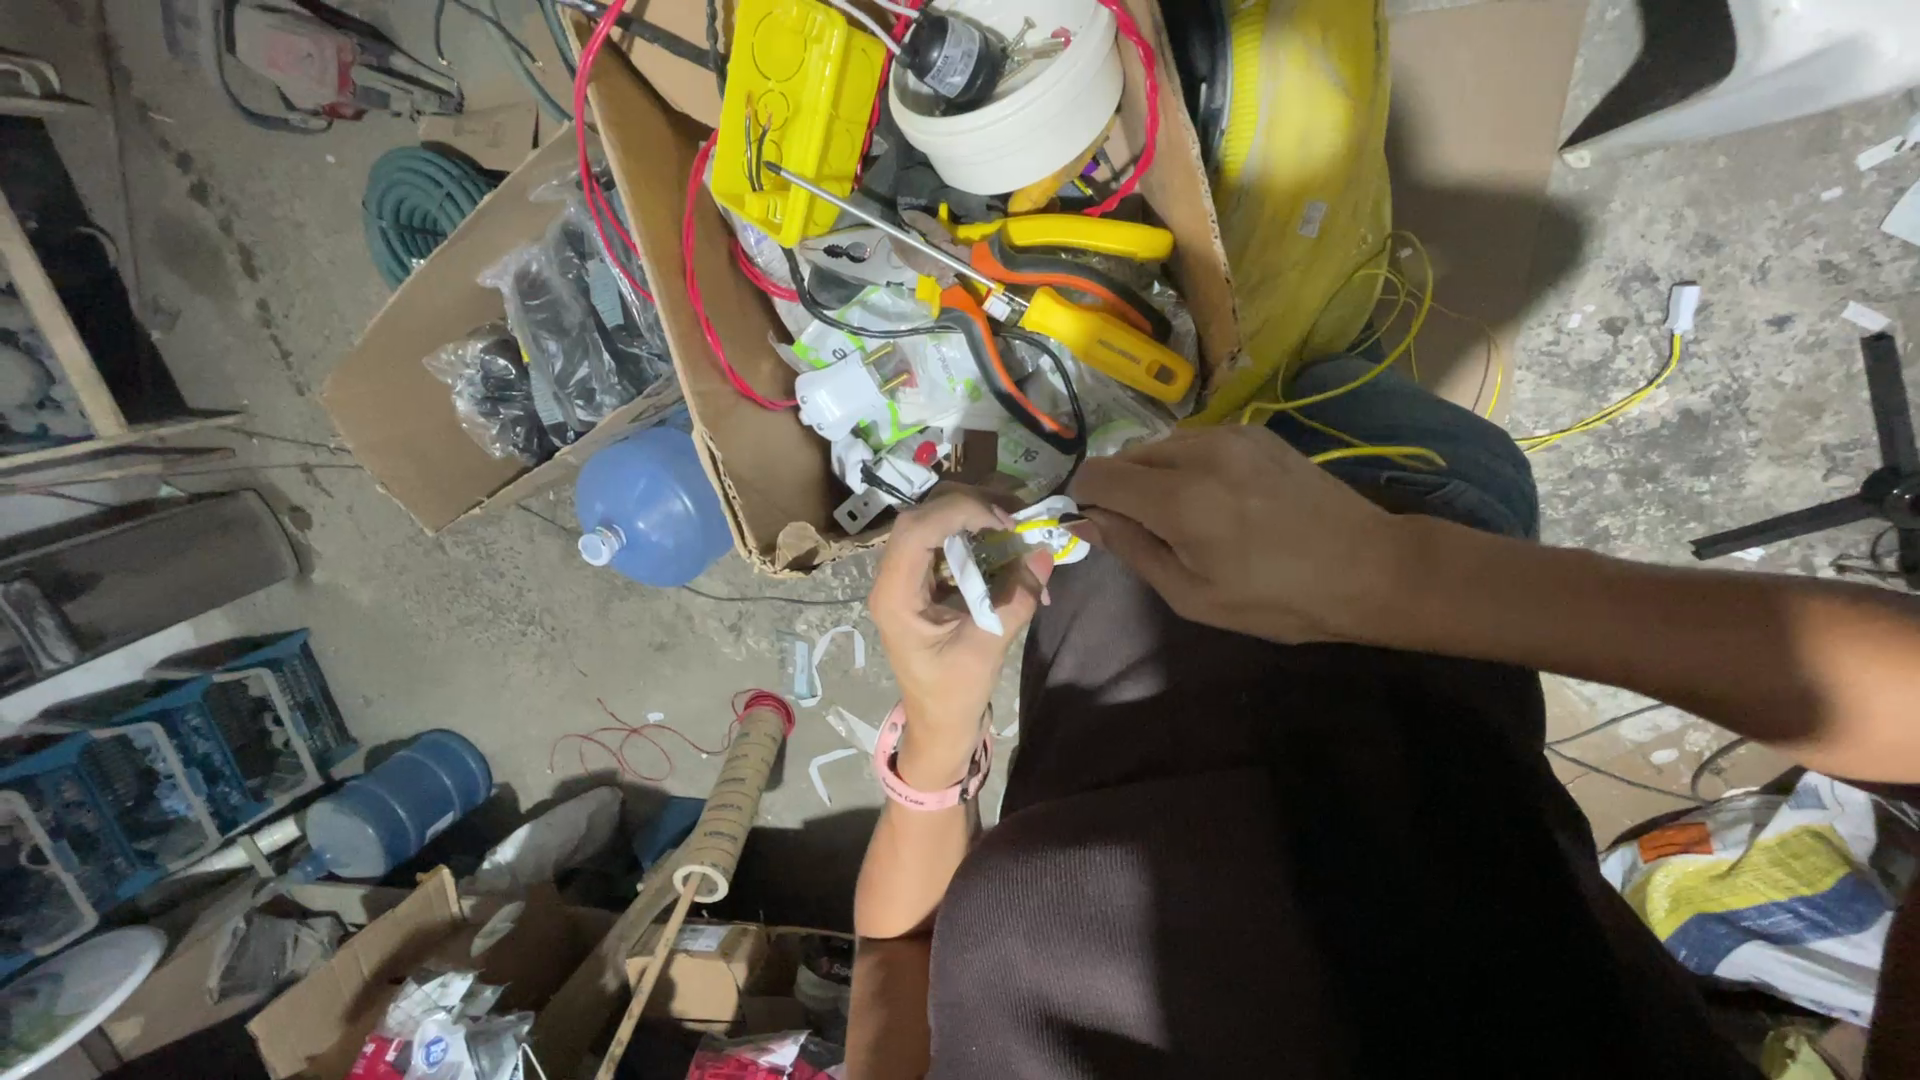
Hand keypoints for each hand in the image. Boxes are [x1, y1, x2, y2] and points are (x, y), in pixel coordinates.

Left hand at [869, 489, 1053, 766]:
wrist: (938, 724)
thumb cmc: (953, 694)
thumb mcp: (986, 650)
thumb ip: (1014, 601)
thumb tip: (1045, 554)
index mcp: (895, 596)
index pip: (915, 530)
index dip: (958, 513)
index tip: (1002, 523)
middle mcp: (893, 578)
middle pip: (922, 516)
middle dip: (969, 508)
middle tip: (1013, 521)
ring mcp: (906, 577)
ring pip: (933, 522)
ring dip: (974, 517)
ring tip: (1013, 528)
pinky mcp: (923, 580)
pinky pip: (944, 540)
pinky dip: (975, 535)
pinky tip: (1003, 544)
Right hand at [1070, 425, 1406, 643]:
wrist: (1370, 567)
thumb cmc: (1277, 599)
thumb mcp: (1193, 595)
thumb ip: (1133, 550)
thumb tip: (1085, 520)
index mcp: (1180, 500)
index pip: (1097, 475)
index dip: (1086, 499)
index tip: (1102, 526)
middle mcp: (1199, 452)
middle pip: (1124, 456)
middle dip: (1121, 490)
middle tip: (1151, 531)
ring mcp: (1230, 434)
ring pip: (1158, 445)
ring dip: (1153, 476)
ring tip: (1188, 516)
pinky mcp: (1254, 431)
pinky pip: (1193, 440)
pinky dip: (1186, 464)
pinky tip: (1218, 496)